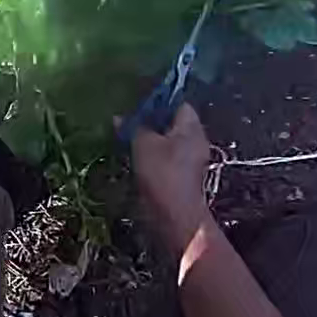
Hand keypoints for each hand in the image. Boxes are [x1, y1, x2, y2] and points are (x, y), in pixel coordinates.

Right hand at [129, 104, 214, 254]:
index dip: (159, 100)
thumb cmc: (162, 173)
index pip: (178, 102)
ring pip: (168, 140)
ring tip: (127, 136)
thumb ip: (134, 127)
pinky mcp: (182, 175)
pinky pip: (167, 156)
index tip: (137, 103)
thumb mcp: (143, 144)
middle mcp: (195, 139)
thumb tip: (120, 117)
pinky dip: (153, 154)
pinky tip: (135, 156)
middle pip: (173, 121)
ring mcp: (191, 158)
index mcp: (191, 127)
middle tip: (129, 119)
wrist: (175, 216)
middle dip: (151, 120)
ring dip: (150, 138)